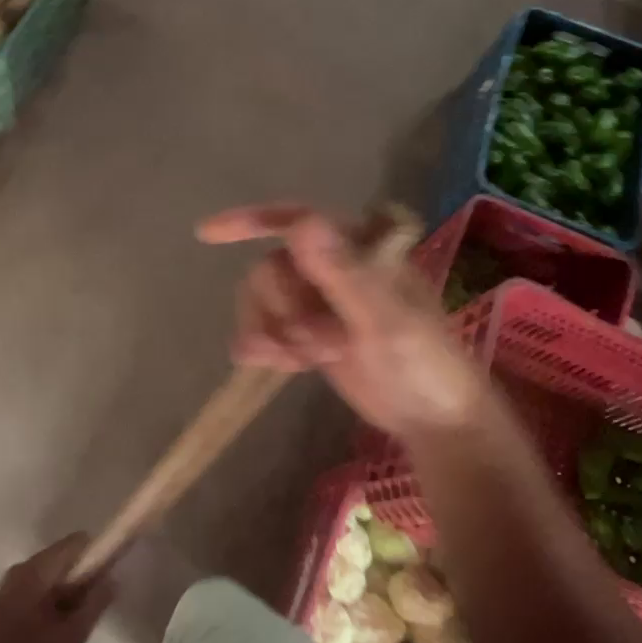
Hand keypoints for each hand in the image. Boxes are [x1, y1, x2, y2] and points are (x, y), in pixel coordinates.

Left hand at [0, 534, 114, 642]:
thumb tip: (113, 578)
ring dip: (66, 592)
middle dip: (82, 579)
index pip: (77, 542)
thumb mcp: (70, 636)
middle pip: (64, 558)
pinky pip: (37, 586)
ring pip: (51, 574)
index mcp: (39, 569)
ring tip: (71, 624)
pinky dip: (51, 600)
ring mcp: (10, 582)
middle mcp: (23, 567)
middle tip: (89, 610)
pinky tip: (51, 630)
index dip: (98, 555)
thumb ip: (95, 604)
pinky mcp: (4, 598)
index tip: (107, 579)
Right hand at [197, 204, 485, 439]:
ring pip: (263, 299)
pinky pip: (265, 328)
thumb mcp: (385, 320)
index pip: (297, 222)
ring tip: (308, 359)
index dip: (249, 221)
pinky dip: (266, 347)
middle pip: (272, 269)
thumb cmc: (425, 364)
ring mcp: (320, 301)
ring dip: (275, 331)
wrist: (435, 421)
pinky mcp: (309, 333)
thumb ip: (343, 272)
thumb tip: (301, 223)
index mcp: (360, 246)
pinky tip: (283, 367)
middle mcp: (334, 265)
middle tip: (322, 343)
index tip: (206, 234)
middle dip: (284, 308)